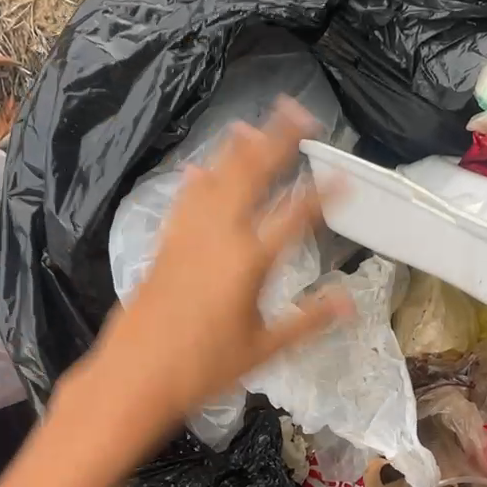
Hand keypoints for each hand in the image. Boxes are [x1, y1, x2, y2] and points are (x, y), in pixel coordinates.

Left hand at [79, 97, 349, 426]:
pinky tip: (199, 168)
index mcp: (250, 260)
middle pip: (252, 175)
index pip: (297, 215)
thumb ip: (309, 320)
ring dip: (236, 149)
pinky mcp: (165, 244)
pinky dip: (197, 180)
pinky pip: (184, 200)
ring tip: (252, 123)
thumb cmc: (204, 367)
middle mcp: (220, 235)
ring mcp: (188, 235)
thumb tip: (351, 302)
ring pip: (216, 179)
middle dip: (277, 140)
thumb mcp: (265, 348)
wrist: (135, 375)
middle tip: (298, 111)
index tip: (345, 175)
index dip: (324, 192)